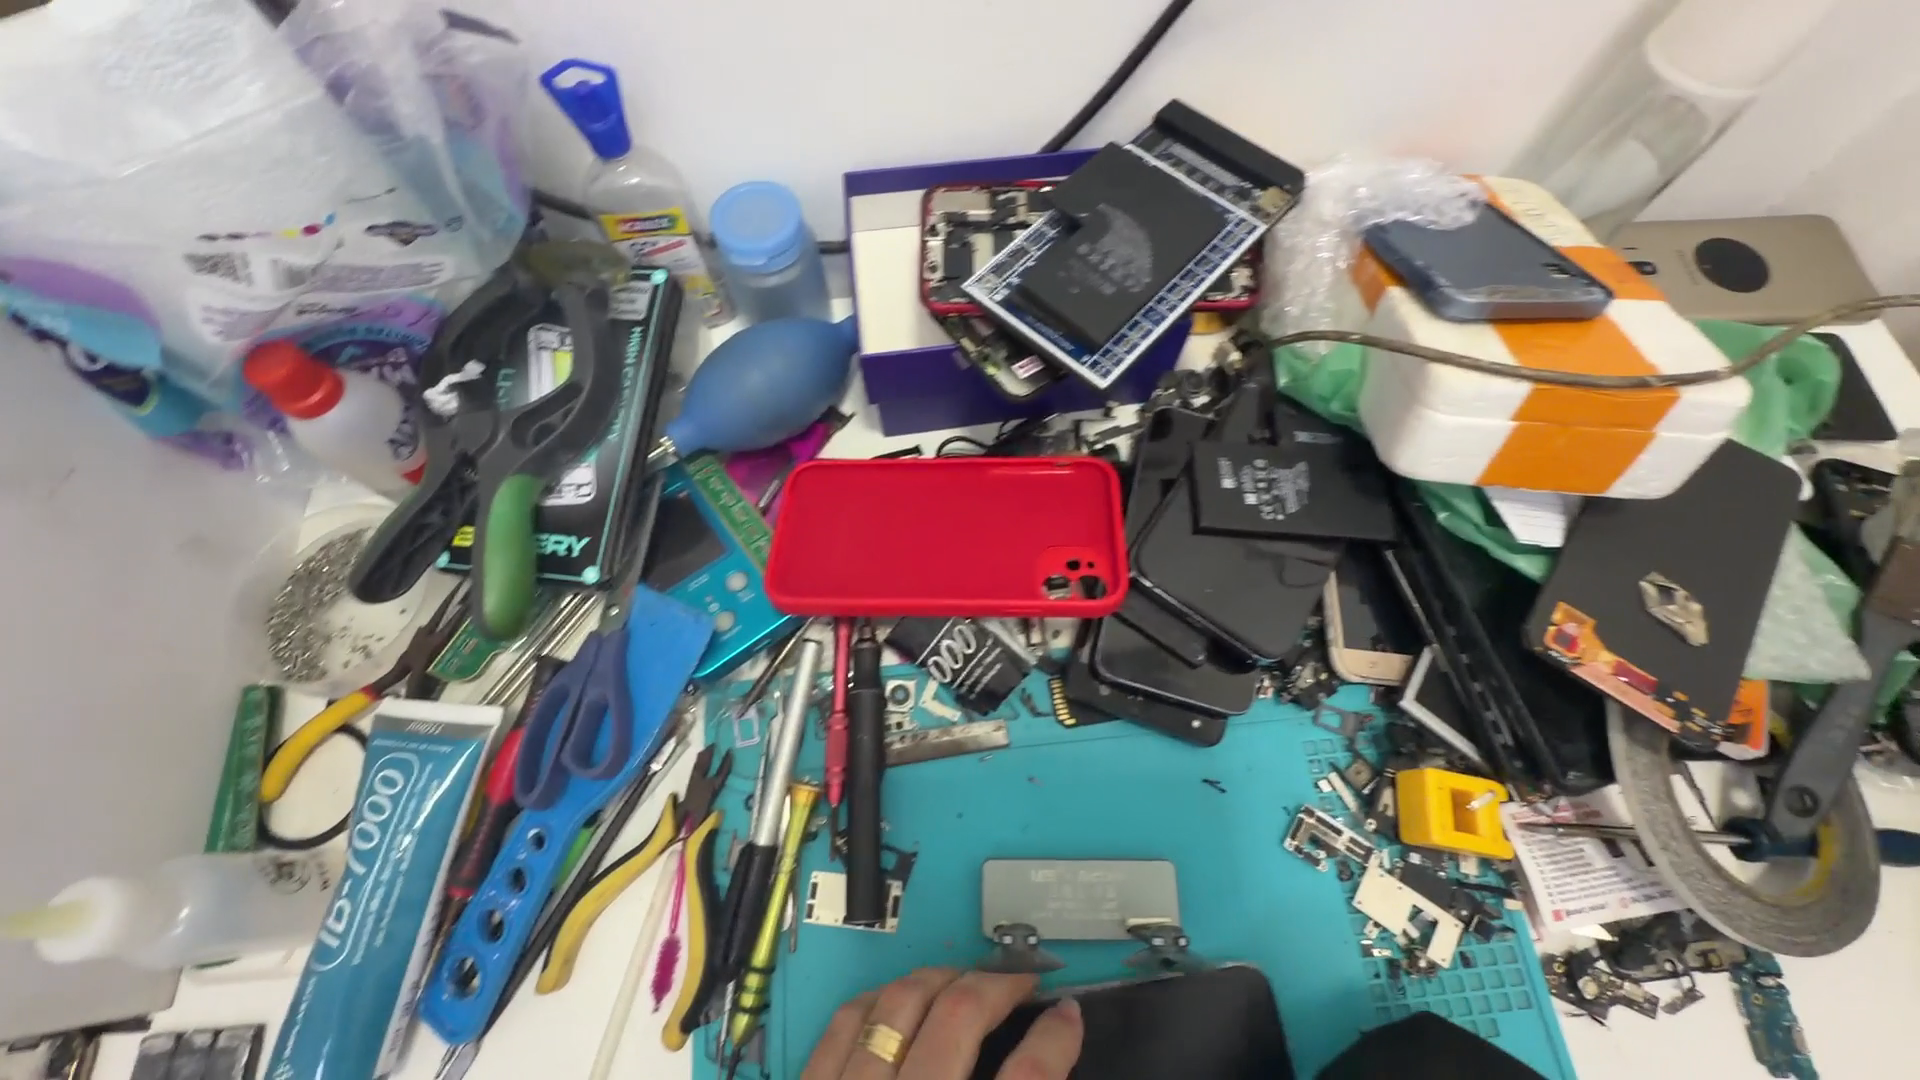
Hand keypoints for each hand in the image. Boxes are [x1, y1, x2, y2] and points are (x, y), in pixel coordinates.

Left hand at [801, 968, 1083, 1079]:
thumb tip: (1041, 1061)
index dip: (1055, 1041)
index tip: (1070, 1014)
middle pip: (958, 1018)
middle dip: (997, 986)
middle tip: (1021, 981)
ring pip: (899, 1004)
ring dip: (941, 980)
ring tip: (965, 980)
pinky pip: (845, 1021)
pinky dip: (879, 998)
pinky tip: (899, 998)